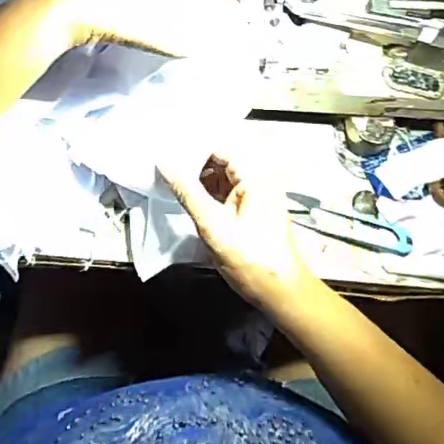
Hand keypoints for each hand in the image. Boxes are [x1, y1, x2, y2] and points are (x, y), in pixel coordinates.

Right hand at [161, 154, 318, 310]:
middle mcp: (256, 182)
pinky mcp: (247, 214)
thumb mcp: (213, 225)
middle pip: (218, 163)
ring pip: (218, 180)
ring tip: (170, 180)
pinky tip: (186, 199)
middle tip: (164, 165)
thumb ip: (187, 193)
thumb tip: (166, 166)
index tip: (168, 151)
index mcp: (254, 177)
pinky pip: (222, 195)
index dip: (193, 149)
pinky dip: (205, 195)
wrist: (279, 294)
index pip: (219, 150)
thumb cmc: (253, 260)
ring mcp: (252, 199)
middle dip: (192, 165)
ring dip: (197, 181)